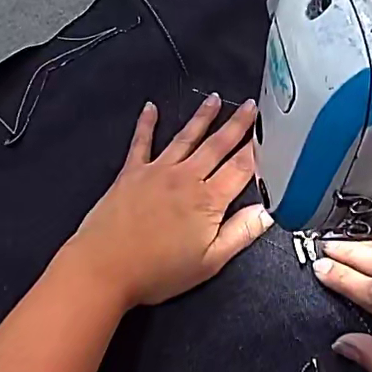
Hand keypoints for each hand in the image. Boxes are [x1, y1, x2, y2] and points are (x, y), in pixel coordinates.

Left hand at [62, 96, 270, 309]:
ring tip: (213, 99)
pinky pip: (141, 142)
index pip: (241, 167)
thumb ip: (240, 234)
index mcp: (208, 199)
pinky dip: (146, 124)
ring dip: (202, 117)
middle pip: (217, 145)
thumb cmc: (157, 271)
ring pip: (186, 138)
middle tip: (250, 105)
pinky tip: (150, 108)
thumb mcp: (209, 262)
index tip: (270, 131)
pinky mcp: (131, 173)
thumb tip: (267, 212)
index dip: (258, 148)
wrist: (102, 269)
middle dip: (236, 124)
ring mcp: (157, 171)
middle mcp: (186, 177)